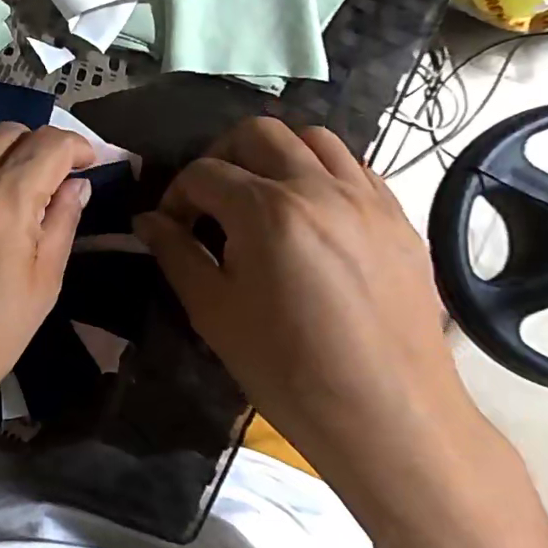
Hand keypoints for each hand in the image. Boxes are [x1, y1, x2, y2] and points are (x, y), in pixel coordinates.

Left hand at [0, 123, 94, 439]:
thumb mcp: (43, 286)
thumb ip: (61, 223)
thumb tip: (76, 183)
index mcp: (3, 202)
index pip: (47, 144)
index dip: (76, 146)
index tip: (87, 162)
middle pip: (6, 132)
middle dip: (36, 145)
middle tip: (48, 175)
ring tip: (5, 181)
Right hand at [132, 117, 485, 501]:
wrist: (388, 414)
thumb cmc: (285, 364)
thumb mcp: (211, 308)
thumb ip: (175, 251)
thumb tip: (147, 220)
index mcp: (267, 211)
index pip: (202, 173)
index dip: (175, 196)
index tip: (171, 229)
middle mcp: (320, 189)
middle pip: (258, 134)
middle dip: (220, 157)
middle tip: (209, 200)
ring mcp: (368, 200)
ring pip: (314, 138)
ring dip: (274, 156)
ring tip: (258, 198)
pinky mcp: (400, 220)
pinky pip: (356, 167)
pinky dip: (320, 172)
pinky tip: (307, 215)